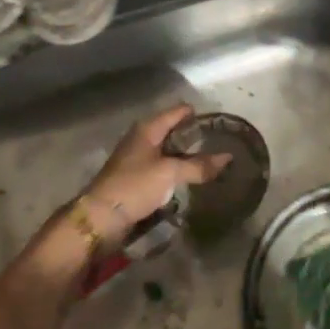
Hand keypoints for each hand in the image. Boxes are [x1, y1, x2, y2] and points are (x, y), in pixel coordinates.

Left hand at [79, 104, 232, 237]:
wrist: (101, 216)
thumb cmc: (135, 185)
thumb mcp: (169, 173)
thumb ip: (198, 165)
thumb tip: (227, 157)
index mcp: (148, 128)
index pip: (177, 112)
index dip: (198, 115)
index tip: (220, 123)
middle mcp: (142, 138)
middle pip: (173, 130)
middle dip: (194, 137)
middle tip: (220, 144)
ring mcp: (137, 158)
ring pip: (167, 150)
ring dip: (185, 156)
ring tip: (210, 162)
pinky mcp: (135, 177)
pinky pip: (161, 167)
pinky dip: (175, 170)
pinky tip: (189, 178)